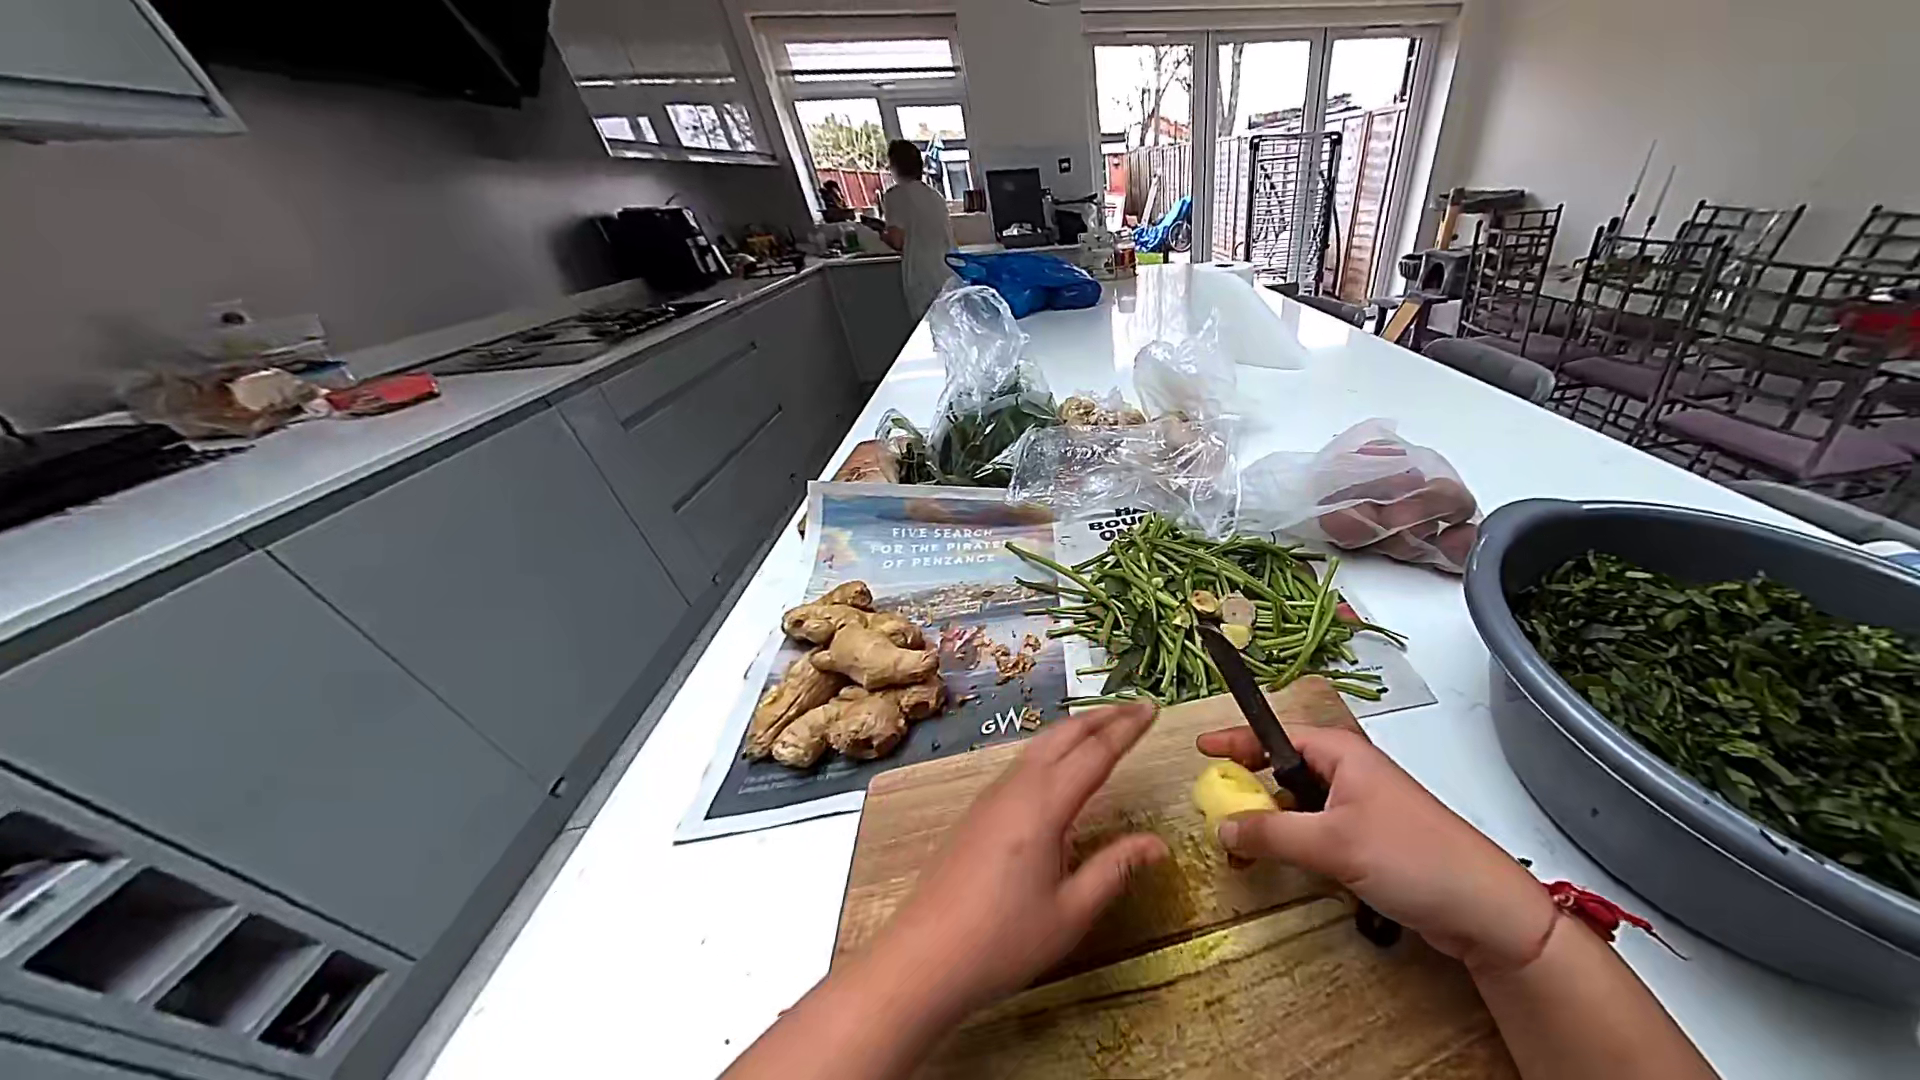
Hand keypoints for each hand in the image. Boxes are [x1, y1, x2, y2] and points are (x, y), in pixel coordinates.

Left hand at [867, 702, 1169, 1014]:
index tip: (1152, 708)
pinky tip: (1060, 766)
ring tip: (1104, 726)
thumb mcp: (1071, 911)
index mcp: (1044, 804)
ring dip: (1074, 729)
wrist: (926, 953)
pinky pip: (1023, 763)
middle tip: (1135, 708)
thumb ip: (1115, 868)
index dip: (1127, 728)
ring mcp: (992, 795)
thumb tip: (1156, 844)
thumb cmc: (1004, 938)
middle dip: (1101, 716)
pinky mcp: (979, 809)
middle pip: (1063, 735)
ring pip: (1039, 745)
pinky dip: (1052, 748)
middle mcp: (1017, 787)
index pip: (1095, 752)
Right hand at [1196, 723, 1554, 974]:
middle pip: (1281, 769)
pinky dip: (1291, 841)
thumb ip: (1271, 833)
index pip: (1274, 735)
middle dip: (1247, 787)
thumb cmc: (1414, 859)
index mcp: (1340, 753)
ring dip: (1269, 820)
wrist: (1492, 915)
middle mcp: (1347, 771)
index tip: (1201, 748)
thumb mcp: (1333, 844)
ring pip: (1296, 802)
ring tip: (1243, 844)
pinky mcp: (1367, 838)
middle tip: (1218, 806)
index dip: (1235, 740)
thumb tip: (1222, 828)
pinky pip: (1314, 828)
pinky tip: (1281, 861)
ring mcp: (1358, 806)